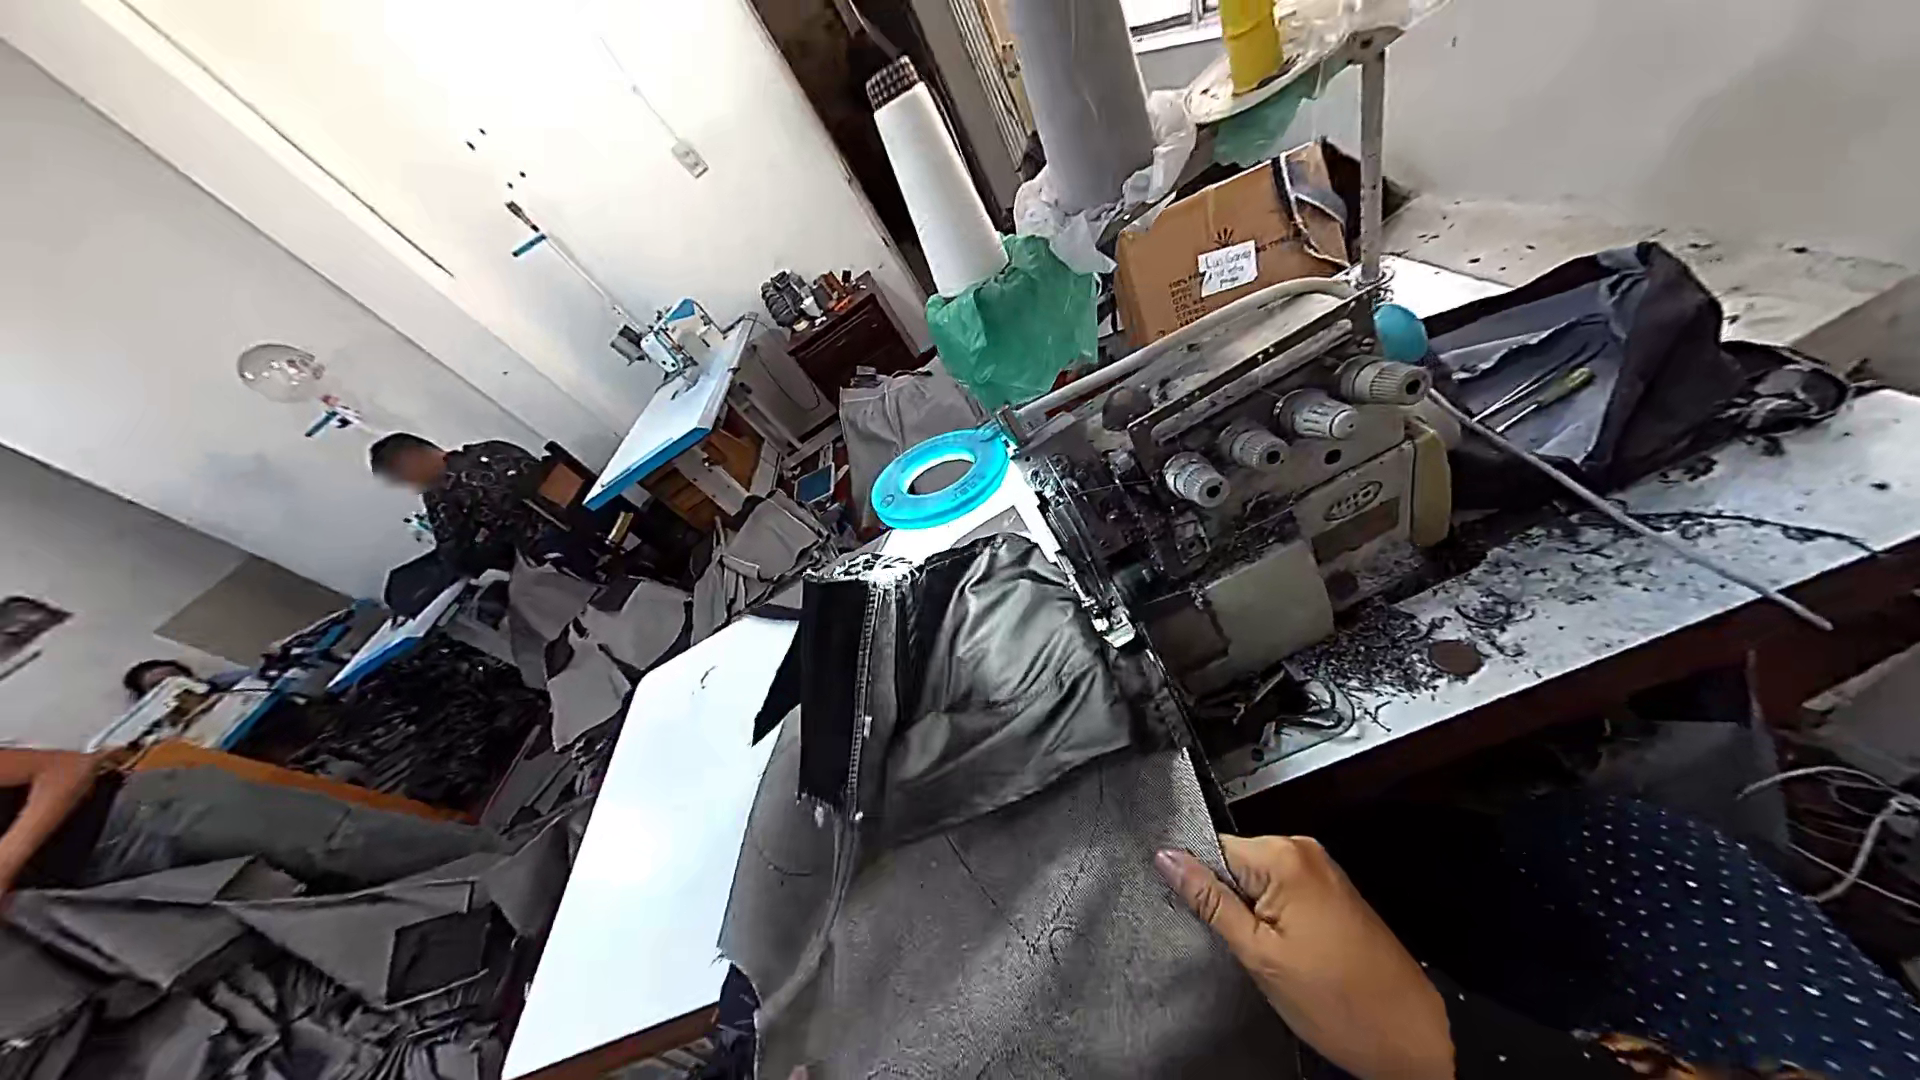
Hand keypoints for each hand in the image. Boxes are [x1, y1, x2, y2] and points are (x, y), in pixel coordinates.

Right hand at [1156, 836, 1453, 1079]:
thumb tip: (1166, 856)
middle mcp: (1301, 848)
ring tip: (1258, 948)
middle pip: (1233, 860)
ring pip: (1254, 875)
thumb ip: (1209, 900)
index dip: (1198, 879)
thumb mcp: (1259, 954)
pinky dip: (1269, 911)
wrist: (1418, 1041)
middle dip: (1224, 896)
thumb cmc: (1337, 1001)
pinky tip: (1278, 945)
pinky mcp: (1329, 887)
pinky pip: (1279, 885)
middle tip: (1234, 941)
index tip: (1196, 912)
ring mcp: (1319, 866)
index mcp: (1282, 855)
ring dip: (1246, 907)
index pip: (1212, 847)